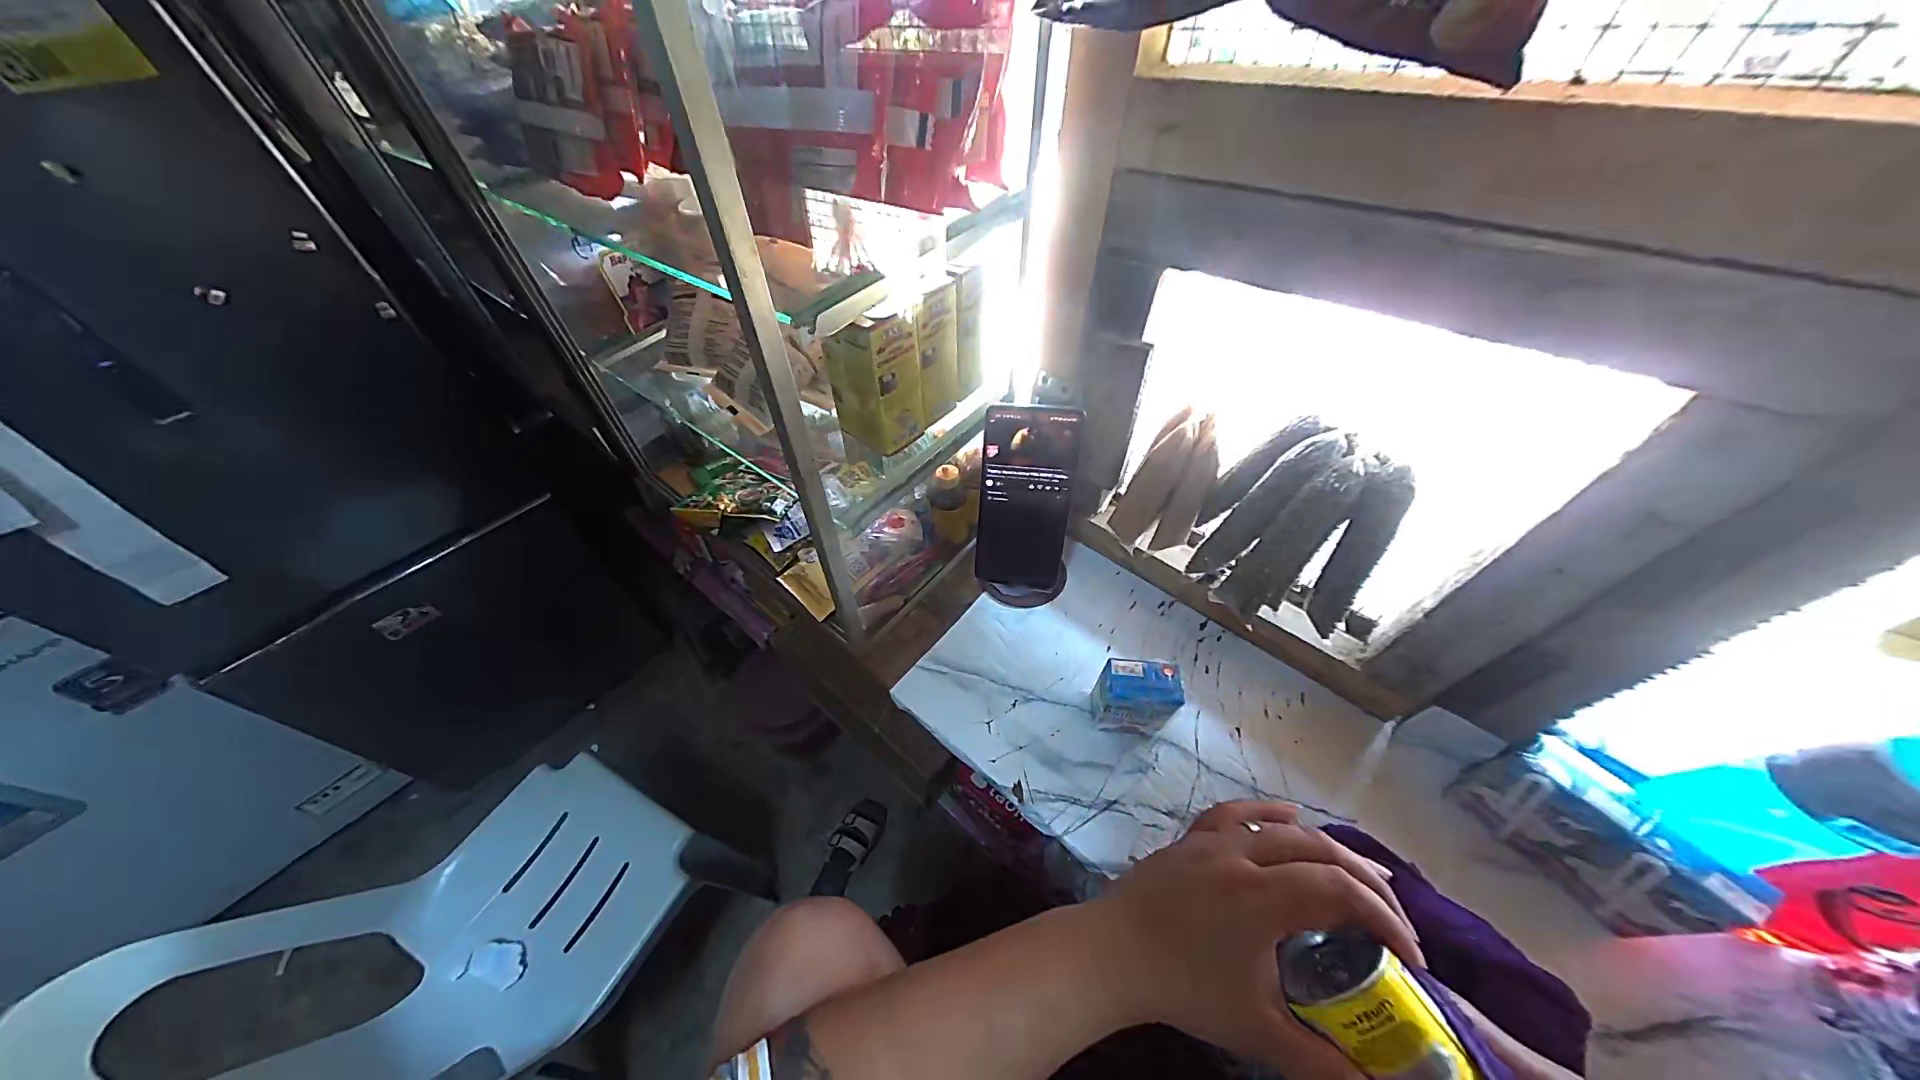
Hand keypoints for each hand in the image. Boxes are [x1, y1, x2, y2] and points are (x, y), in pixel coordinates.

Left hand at [1086, 801, 1423, 1078]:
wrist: (1110, 953)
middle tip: (1396, 922)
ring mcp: (1211, 841)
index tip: (1411, 960)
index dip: (1386, 922)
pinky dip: (1268, 813)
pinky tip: (1289, 816)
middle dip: (1369, 885)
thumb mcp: (1257, 1030)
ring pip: (1281, 829)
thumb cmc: (1181, 988)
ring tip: (1364, 875)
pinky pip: (1234, 813)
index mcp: (1261, 897)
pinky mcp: (1189, 838)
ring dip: (1328, 849)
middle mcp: (1240, 856)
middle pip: (1320, 852)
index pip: (1340, 893)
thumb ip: (1321, 1060)